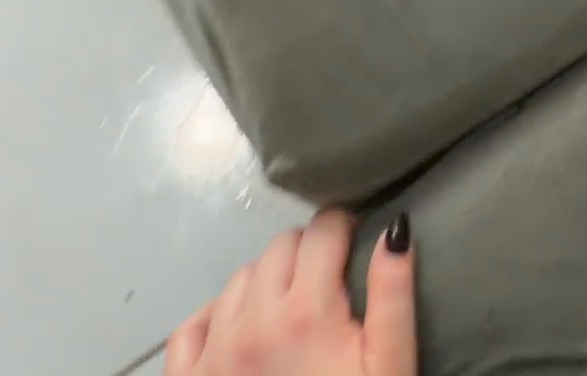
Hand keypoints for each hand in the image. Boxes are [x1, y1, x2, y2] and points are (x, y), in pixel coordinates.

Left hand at [166, 209, 416, 375]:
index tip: (357, 241)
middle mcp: (252, 321)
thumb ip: (394, 291)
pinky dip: (217, 312)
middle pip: (280, 245)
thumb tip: (395, 229)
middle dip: (310, 247)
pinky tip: (242, 325)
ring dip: (268, 276)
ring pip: (239, 277)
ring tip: (293, 301)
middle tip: (331, 274)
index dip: (345, 226)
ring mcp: (212, 353)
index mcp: (306, 311)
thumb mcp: (390, 359)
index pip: (323, 230)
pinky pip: (191, 324)